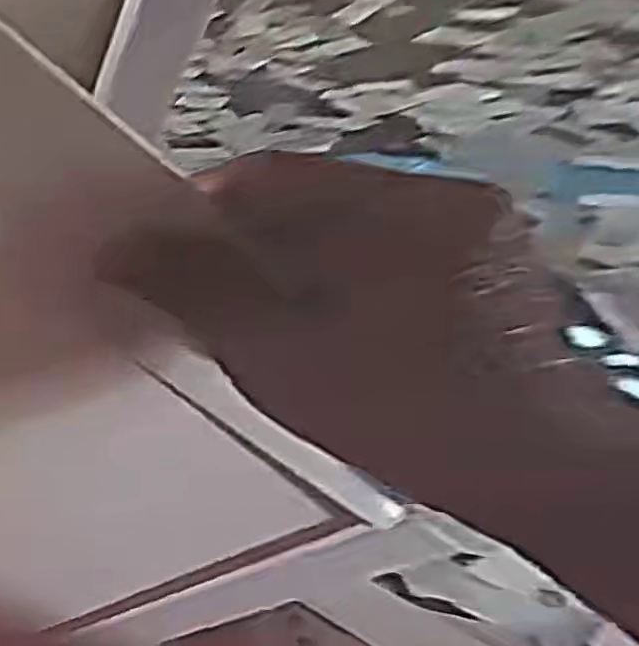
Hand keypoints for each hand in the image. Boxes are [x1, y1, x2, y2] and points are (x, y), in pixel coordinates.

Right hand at [99, 152, 622, 517]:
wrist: (524, 468)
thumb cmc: (396, 408)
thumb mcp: (269, 347)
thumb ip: (192, 289)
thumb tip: (120, 250)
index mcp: (396, 208)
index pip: (261, 177)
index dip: (187, 210)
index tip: (143, 252)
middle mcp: (436, 204)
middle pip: (291, 201)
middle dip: (222, 244)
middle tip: (178, 294)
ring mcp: (457, 235)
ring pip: (321, 230)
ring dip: (261, 264)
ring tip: (230, 318)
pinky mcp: (461, 270)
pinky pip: (355, 253)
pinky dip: (304, 279)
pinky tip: (287, 325)